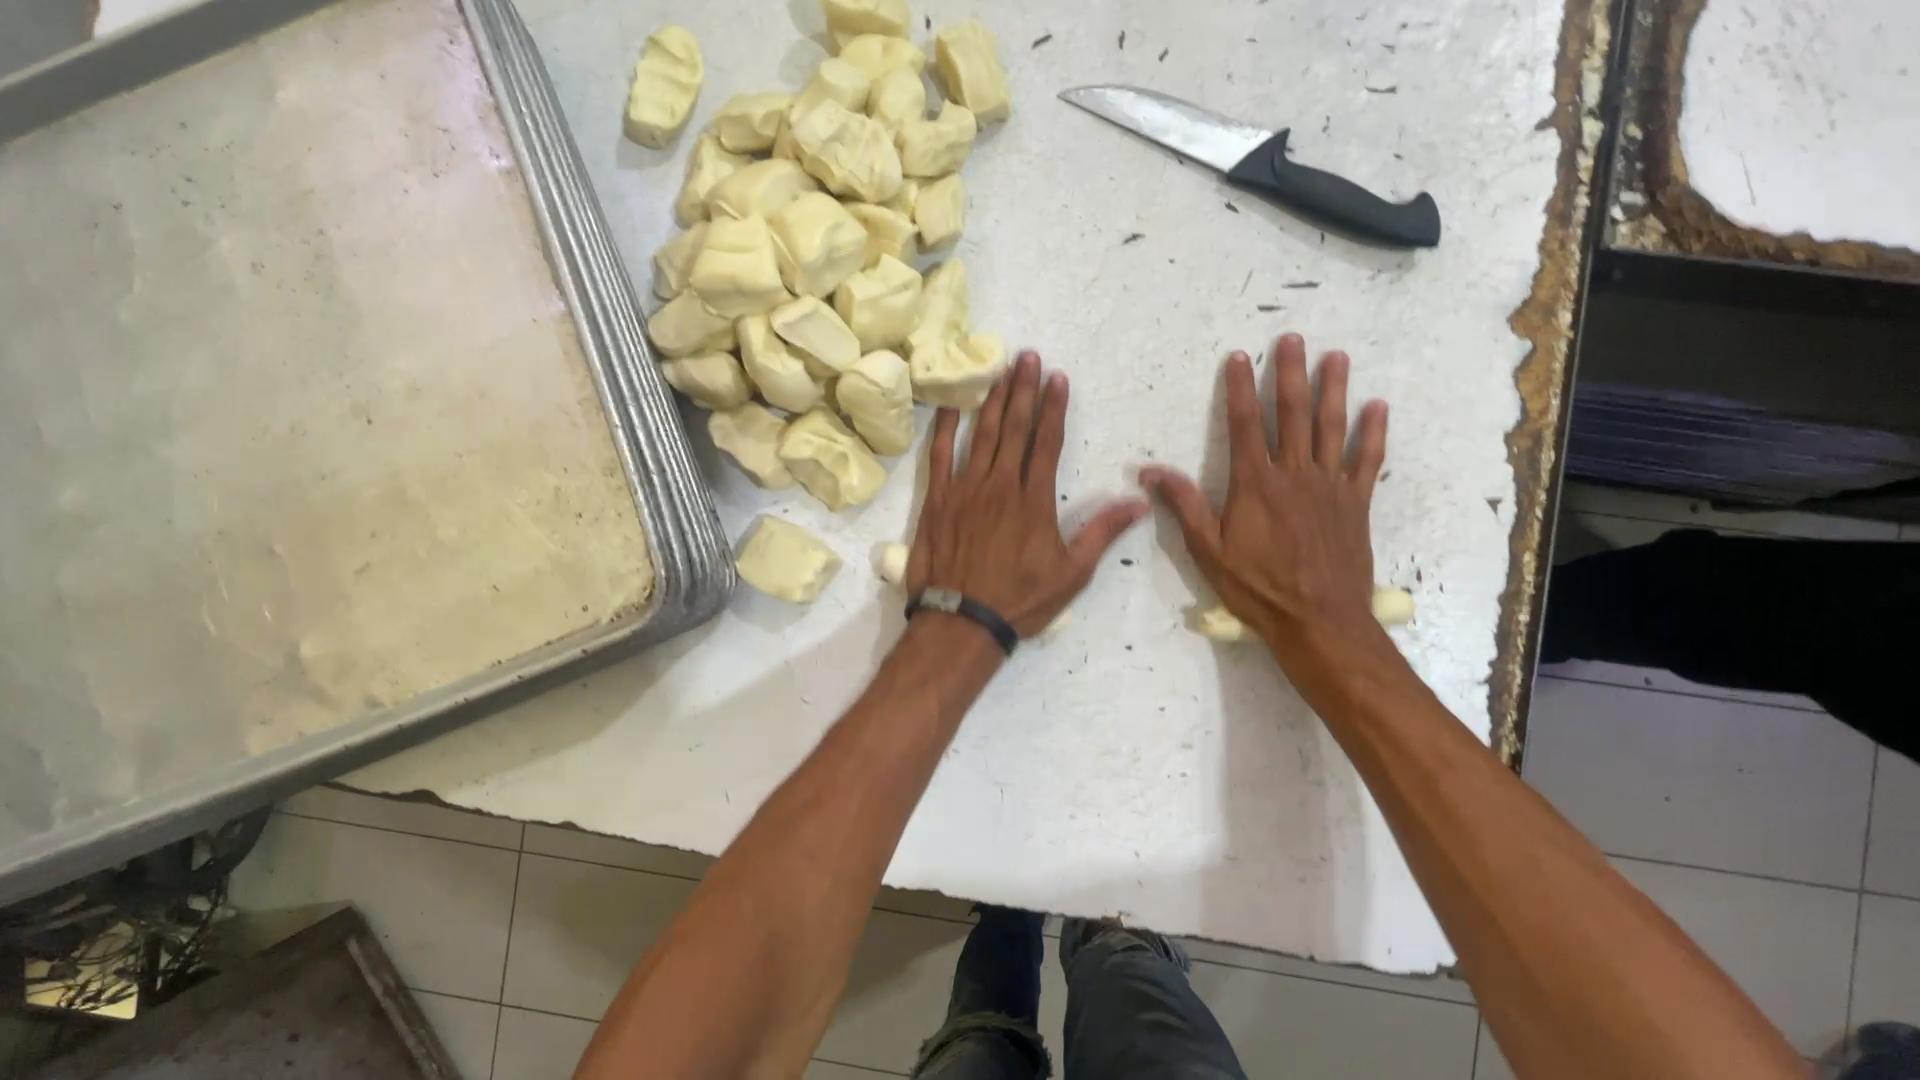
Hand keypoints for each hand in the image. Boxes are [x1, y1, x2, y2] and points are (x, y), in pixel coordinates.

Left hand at [907, 351, 1148, 637]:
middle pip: (1014, 428)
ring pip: (980, 434)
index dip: (1053, 407)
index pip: (1047, 442)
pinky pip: (940, 456)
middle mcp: (999, 485)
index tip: (1057, 378)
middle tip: (1027, 357)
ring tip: (999, 371)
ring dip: (992, 400)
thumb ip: (1103, 532)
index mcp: (1034, 499)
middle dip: (1023, 389)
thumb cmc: (1020, 600)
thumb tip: (1140, 503)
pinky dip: (945, 429)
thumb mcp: (1072, 573)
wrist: (961, 621)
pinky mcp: (937, 501)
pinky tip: (951, 406)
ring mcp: (965, 489)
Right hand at [1142, 334, 1387, 658]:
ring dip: (1334, 389)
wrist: (1318, 620)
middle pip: (1294, 413)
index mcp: (1255, 484)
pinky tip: (1378, 406)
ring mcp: (1329, 486)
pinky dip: (1373, 433)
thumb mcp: (1208, 550)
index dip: (1241, 388)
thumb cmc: (1257, 587)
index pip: (1245, 424)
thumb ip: (1185, 505)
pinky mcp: (1356, 503)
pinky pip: (1368, 460)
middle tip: (1294, 338)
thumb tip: (1149, 472)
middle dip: (1291, 373)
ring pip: (1333, 427)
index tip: (1239, 356)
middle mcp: (1294, 475)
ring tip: (1337, 356)